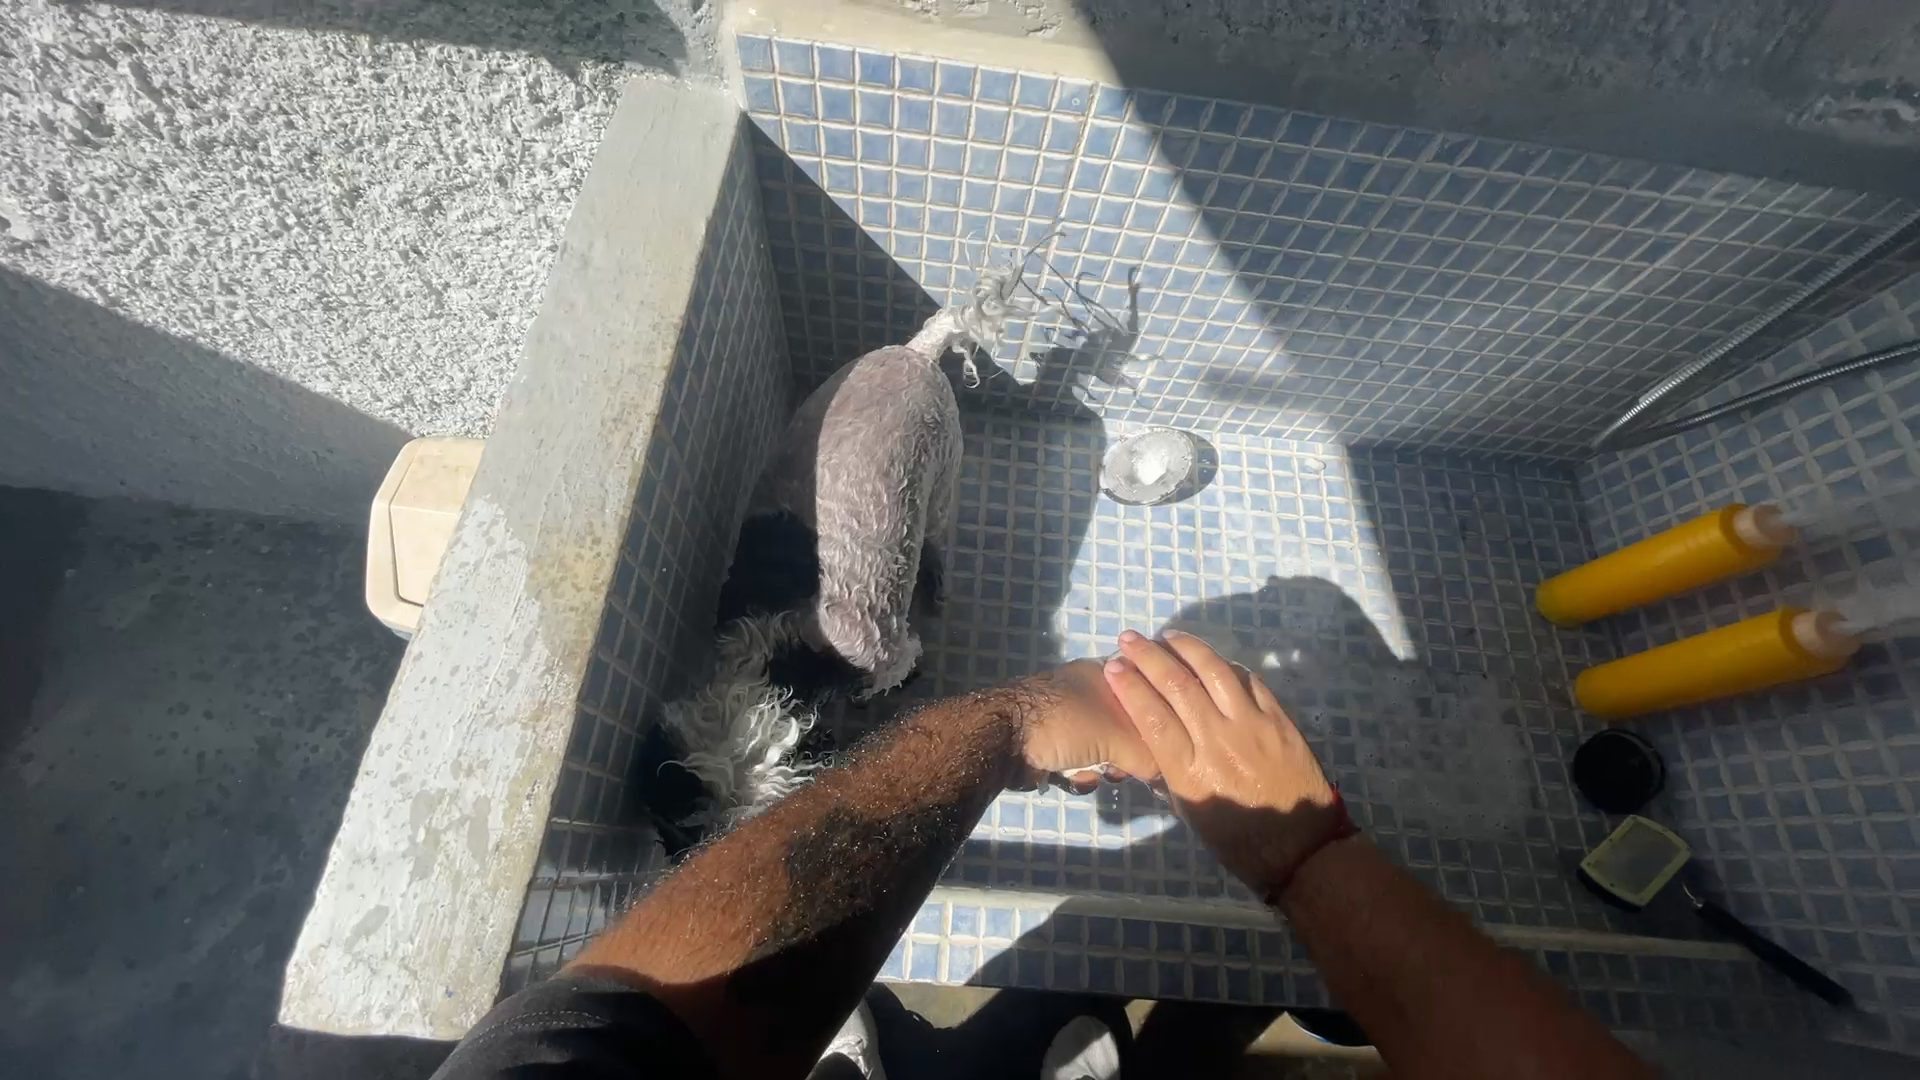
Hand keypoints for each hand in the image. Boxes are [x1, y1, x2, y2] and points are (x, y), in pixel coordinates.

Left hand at [1013, 660, 1159, 789]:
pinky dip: (1080, 773)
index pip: (1146, 690)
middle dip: (1130, 751)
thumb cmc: (1065, 722)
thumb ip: (1149, 755)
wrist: (1004, 736)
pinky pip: (1078, 762)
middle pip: (1126, 725)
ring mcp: (1066, 717)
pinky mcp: (1050, 743)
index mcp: (1105, 674)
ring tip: (1103, 774)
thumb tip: (1168, 775)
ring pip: (1102, 747)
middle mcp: (1087, 691)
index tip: (1168, 742)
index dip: (1159, 716)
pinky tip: (1076, 779)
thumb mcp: (1117, 737)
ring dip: (1104, 766)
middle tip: (1130, 766)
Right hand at [1102, 629, 1351, 900]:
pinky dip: (1224, 664)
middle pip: (1177, 685)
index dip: (1129, 685)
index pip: (1152, 716)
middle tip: (1129, 639)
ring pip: (1214, 671)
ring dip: (1186, 647)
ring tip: (1168, 636)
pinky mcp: (1279, 720)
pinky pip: (1248, 680)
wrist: (1301, 849)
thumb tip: (1146, 731)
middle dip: (1148, 656)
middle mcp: (1218, 742)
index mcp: (1190, 772)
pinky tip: (1210, 658)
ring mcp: (1252, 726)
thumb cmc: (1234, 838)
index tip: (1112, 665)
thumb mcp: (1187, 809)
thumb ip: (1166, 766)